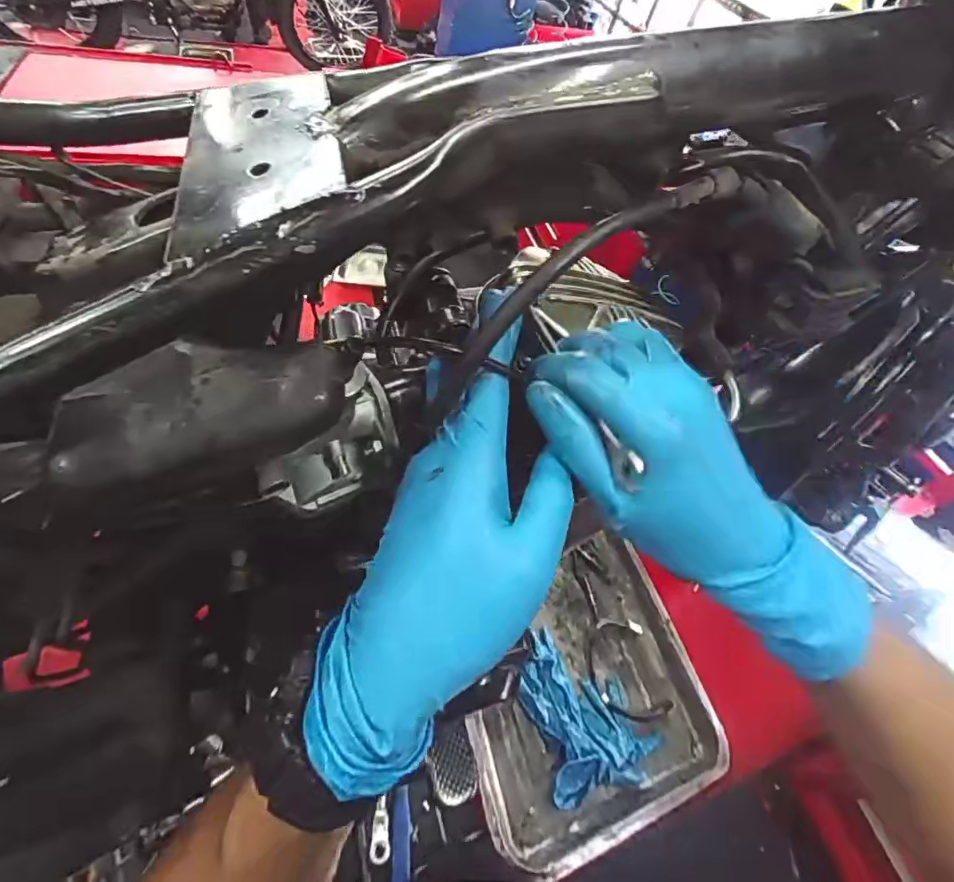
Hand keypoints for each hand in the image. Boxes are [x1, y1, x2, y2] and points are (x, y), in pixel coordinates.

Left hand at [304, 293, 574, 800]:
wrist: (391, 655)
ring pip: (457, 418)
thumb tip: (563, 445)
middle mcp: (437, 457)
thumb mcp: (530, 553)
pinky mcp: (418, 499)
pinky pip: (452, 446)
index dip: (495, 338)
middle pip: (466, 393)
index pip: (483, 382)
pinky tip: (500, 438)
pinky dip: (476, 427)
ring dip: (484, 393)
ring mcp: (421, 477)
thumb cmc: (465, 608)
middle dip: (491, 359)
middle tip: (525, 337)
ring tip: (523, 382)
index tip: (502, 298)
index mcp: (467, 460)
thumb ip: (551, 491)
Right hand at [525, 322, 869, 680]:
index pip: (585, 371)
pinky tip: (608, 367)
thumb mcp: (611, 500)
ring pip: (629, 335)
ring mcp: (688, 380)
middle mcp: (670, 390)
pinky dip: (622, 344)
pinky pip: (652, 343)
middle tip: (545, 374)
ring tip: (572, 368)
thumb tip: (539, 393)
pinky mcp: (696, 381)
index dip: (549, 369)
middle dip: (566, 352)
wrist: (742, 537)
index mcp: (649, 424)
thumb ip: (573, 441)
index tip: (530, 379)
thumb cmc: (671, 530)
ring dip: (594, 343)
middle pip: (605, 345)